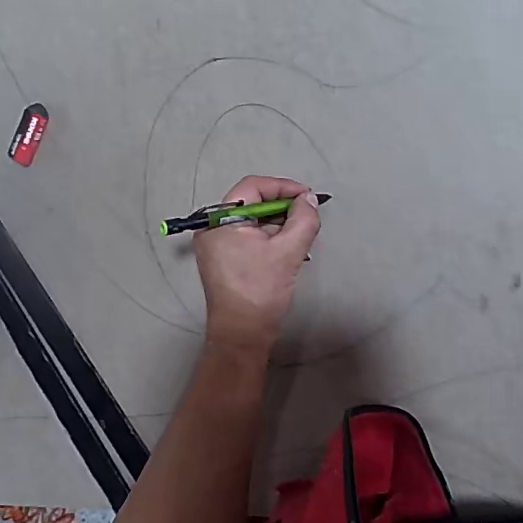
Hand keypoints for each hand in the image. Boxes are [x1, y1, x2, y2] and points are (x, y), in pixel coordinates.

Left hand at [194, 176, 321, 351]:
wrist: (242, 335)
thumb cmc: (259, 291)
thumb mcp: (288, 252)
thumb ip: (303, 219)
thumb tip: (309, 199)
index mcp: (219, 220)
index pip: (253, 187)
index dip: (283, 187)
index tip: (308, 197)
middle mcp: (213, 228)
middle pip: (253, 203)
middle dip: (283, 207)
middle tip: (308, 217)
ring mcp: (218, 245)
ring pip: (254, 222)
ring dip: (280, 225)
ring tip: (302, 238)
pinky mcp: (226, 260)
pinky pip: (250, 238)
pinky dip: (271, 239)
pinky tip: (290, 251)